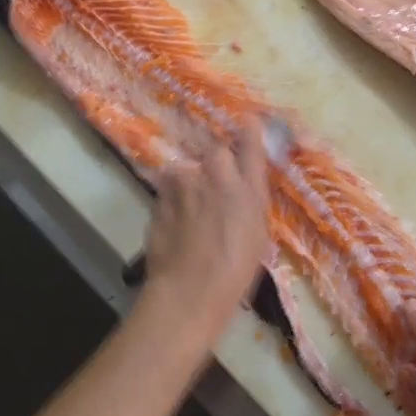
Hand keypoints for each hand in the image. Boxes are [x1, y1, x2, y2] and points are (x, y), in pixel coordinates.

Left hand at [141, 125, 271, 335]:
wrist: (187, 292)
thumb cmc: (234, 272)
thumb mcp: (257, 234)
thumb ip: (251, 200)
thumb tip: (245, 183)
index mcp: (246, 186)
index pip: (250, 142)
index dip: (249, 131)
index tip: (248, 123)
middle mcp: (214, 174)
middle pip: (216, 151)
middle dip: (218, 160)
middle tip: (219, 184)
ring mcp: (182, 182)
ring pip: (188, 169)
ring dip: (192, 180)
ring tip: (193, 209)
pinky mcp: (158, 196)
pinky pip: (170, 189)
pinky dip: (175, 198)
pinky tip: (178, 221)